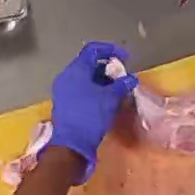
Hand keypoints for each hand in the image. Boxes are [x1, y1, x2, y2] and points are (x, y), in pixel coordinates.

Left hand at [48, 41, 138, 183]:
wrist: (72, 144)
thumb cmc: (91, 116)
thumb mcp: (110, 98)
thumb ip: (122, 85)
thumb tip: (131, 79)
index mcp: (76, 70)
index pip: (93, 50)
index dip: (110, 50)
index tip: (125, 58)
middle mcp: (66, 76)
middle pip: (88, 63)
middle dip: (106, 67)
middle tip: (121, 75)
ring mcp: (62, 90)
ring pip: (84, 77)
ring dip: (101, 79)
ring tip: (116, 88)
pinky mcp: (64, 103)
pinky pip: (79, 89)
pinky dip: (93, 89)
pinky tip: (105, 98)